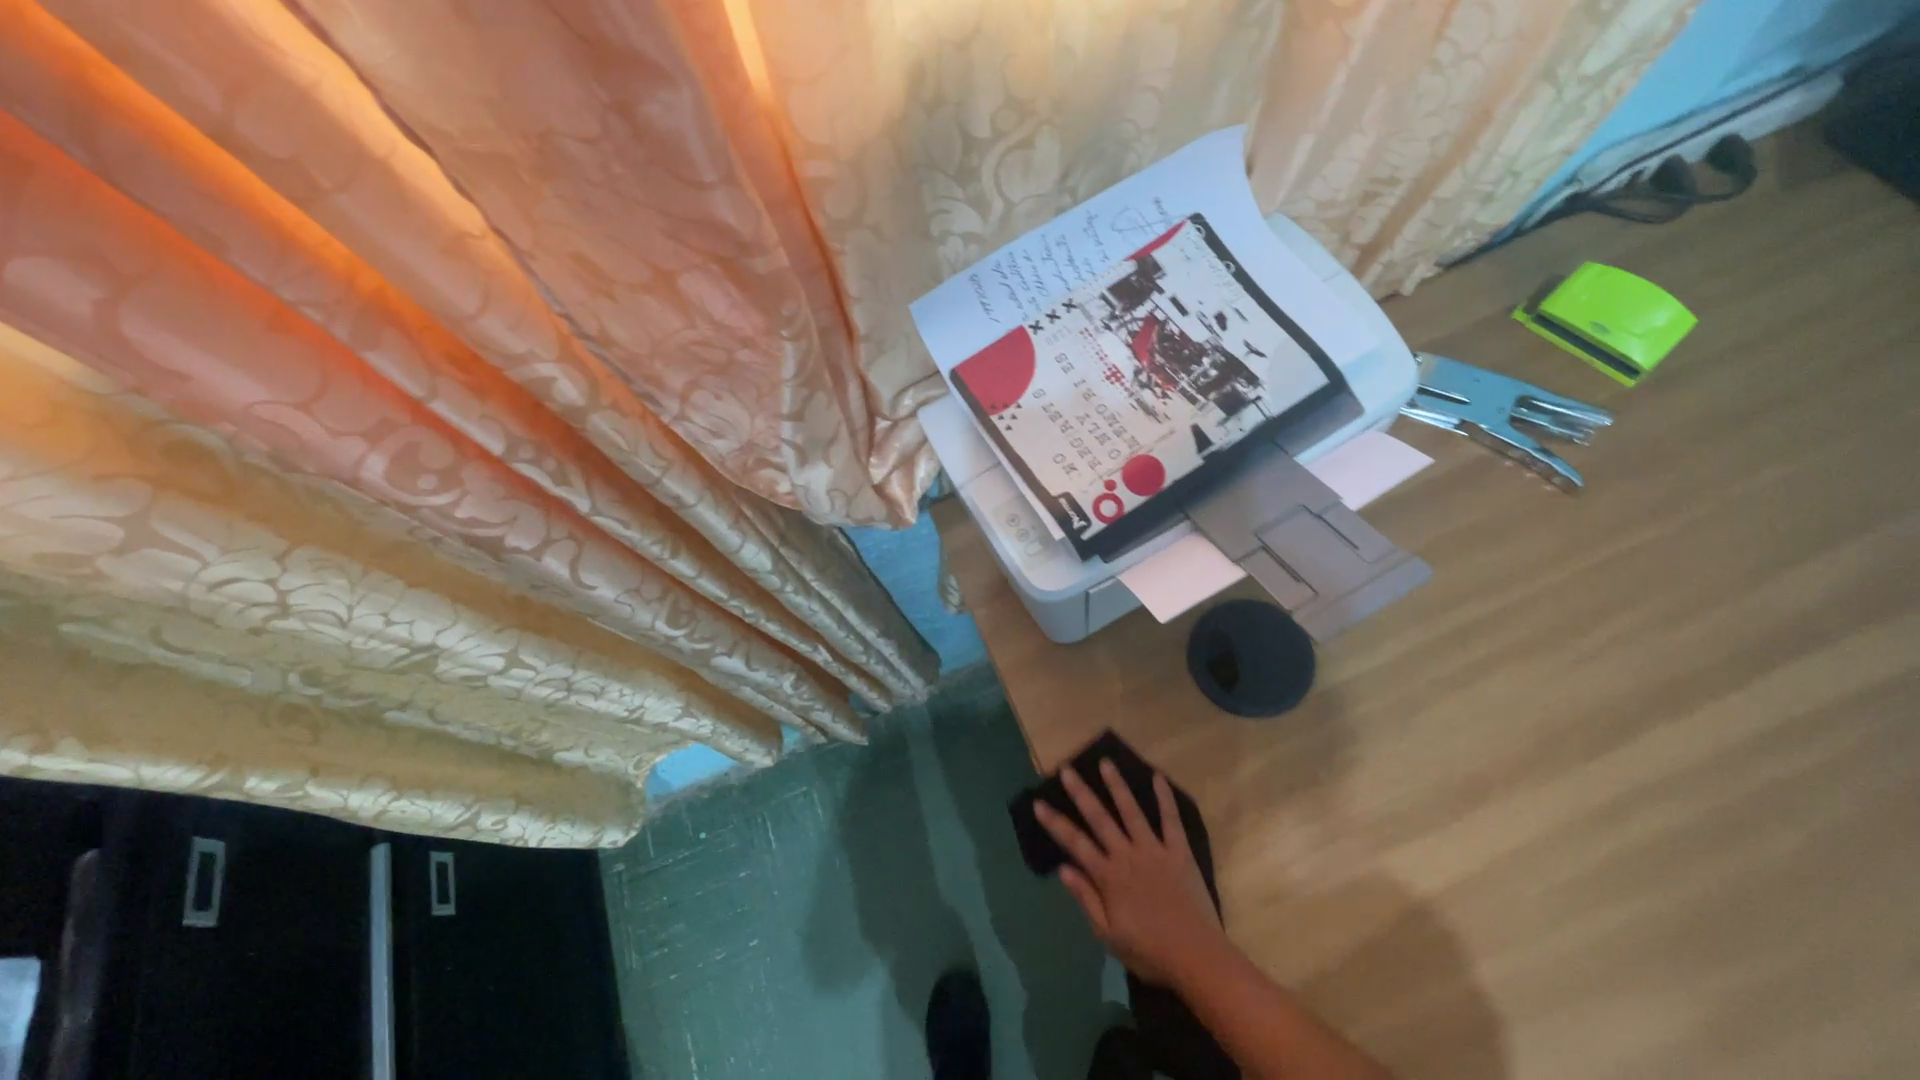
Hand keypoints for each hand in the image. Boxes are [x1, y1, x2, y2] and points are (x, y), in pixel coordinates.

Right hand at [1033, 760, 1230, 985]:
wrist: (1196, 956)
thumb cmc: (1148, 951)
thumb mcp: (1108, 935)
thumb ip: (1086, 899)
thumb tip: (1063, 869)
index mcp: (1108, 876)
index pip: (1074, 843)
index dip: (1055, 823)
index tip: (1038, 803)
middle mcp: (1128, 855)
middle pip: (1100, 818)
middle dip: (1081, 793)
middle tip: (1067, 770)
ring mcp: (1155, 850)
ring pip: (1132, 811)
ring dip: (1117, 786)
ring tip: (1105, 763)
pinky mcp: (1180, 852)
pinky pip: (1171, 820)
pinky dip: (1164, 798)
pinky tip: (1157, 777)